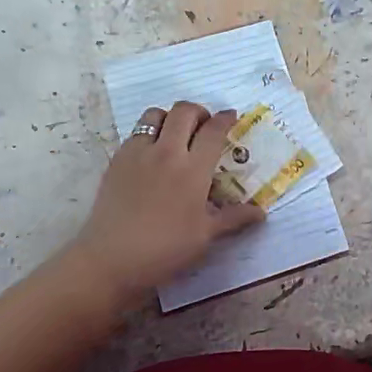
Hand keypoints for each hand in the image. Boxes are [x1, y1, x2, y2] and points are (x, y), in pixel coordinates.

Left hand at [67, 102, 265, 299]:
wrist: (111, 259)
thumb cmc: (165, 250)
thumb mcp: (205, 236)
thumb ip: (233, 218)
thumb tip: (260, 212)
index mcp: (193, 170)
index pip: (213, 131)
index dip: (225, 119)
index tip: (231, 117)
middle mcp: (167, 152)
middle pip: (184, 112)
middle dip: (199, 112)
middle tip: (204, 125)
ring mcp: (138, 153)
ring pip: (155, 114)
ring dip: (171, 117)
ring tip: (176, 134)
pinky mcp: (117, 159)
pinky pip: (135, 132)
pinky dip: (149, 133)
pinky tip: (152, 155)